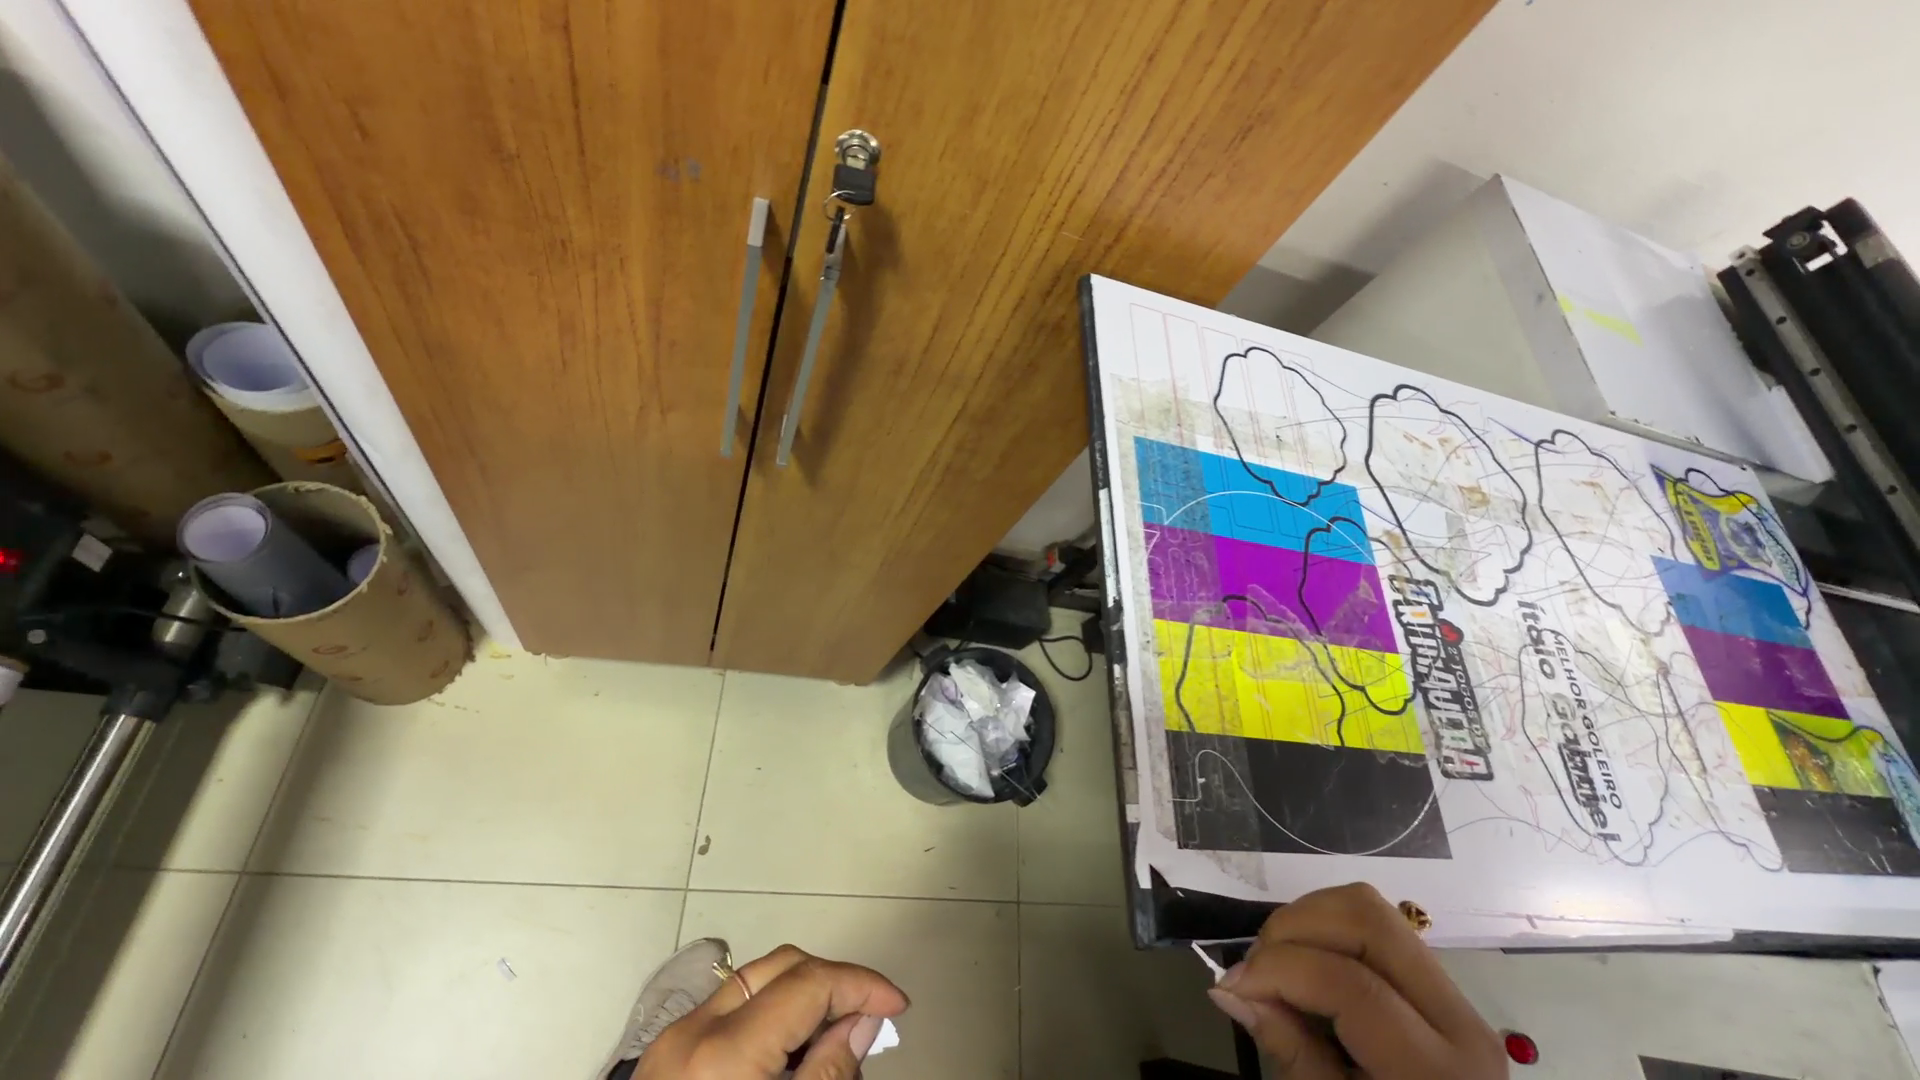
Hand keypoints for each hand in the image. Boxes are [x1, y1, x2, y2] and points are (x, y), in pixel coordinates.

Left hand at [636, 945, 909, 1079]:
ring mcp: (672, 1041)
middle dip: (834, 981)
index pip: (809, 983)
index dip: (862, 985)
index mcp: (725, 1051)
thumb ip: (831, 1071)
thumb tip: (862, 1020)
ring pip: (755, 980)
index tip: (898, 1007)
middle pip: (782, 966)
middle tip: (870, 1018)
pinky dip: (771, 1013)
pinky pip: (730, 1009)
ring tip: (836, 1034)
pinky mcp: (664, 1057)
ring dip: (803, 994)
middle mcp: (693, 1029)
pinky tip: (793, 1052)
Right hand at [1207, 883, 1504, 1078]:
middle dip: (1292, 926)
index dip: (1280, 971)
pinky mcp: (1436, 980)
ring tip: (1276, 963)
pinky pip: (1373, 925)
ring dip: (1305, 920)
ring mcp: (1453, 992)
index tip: (1231, 984)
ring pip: (1369, 908)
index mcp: (1436, 1069)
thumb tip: (1227, 989)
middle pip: (1367, 919)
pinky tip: (1303, 964)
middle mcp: (1458, 1017)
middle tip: (1255, 967)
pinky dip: (1323, 928)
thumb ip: (1287, 1047)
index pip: (1353, 986)